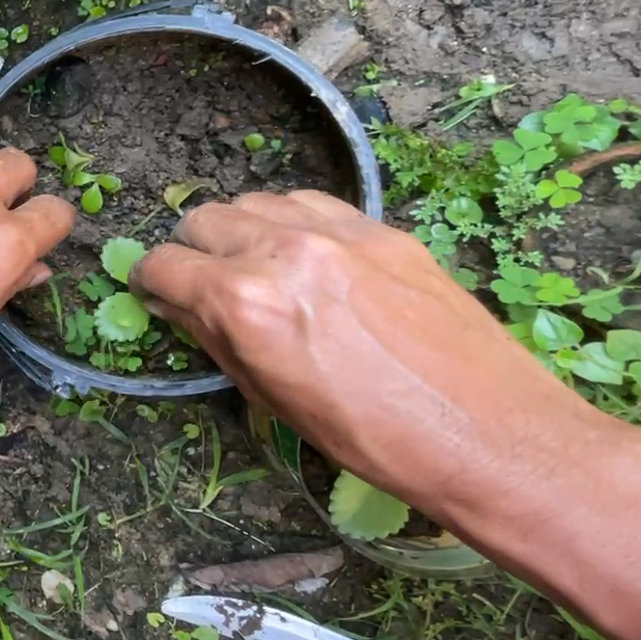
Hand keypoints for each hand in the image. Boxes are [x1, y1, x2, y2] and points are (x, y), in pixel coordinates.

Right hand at [129, 190, 598, 493]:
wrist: (491, 437)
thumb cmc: (361, 432)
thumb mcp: (263, 391)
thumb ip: (207, 334)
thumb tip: (169, 303)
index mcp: (243, 300)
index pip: (162, 264)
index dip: (149, 282)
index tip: (156, 295)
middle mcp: (280, 251)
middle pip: (199, 220)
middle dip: (188, 251)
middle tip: (203, 282)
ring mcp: (336, 233)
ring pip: (251, 202)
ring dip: (236, 231)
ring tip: (253, 263)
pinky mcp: (382, 230)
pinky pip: (307, 203)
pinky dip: (286, 221)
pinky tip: (300, 252)